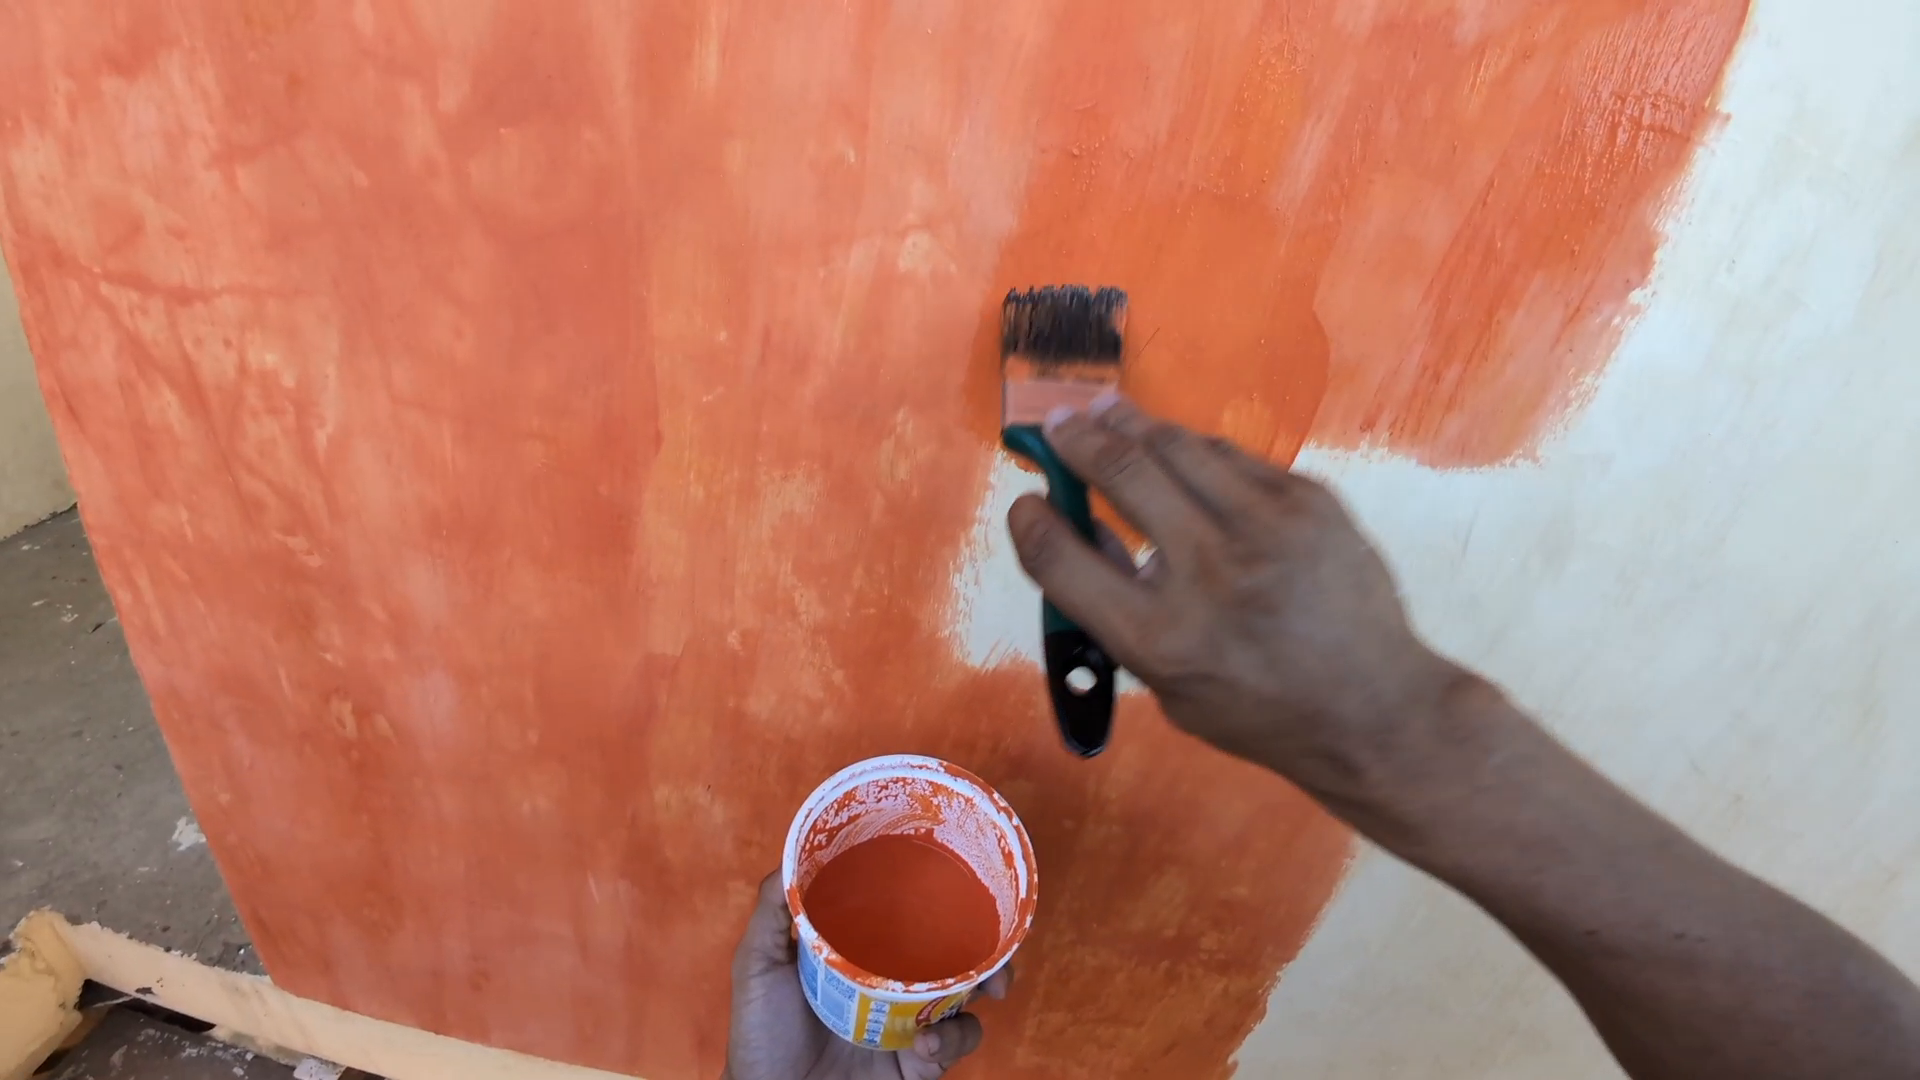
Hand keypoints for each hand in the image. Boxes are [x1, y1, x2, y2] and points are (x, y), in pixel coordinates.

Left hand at [725, 872, 1009, 1079]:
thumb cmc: (763, 1032)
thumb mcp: (757, 963)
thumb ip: (772, 911)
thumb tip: (795, 851)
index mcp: (864, 949)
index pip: (908, 911)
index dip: (936, 892)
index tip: (956, 870)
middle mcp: (894, 978)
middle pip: (952, 947)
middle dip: (984, 939)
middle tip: (998, 936)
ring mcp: (910, 1019)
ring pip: (968, 991)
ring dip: (986, 984)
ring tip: (989, 988)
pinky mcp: (920, 1060)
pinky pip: (957, 1042)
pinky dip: (953, 1041)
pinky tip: (926, 1045)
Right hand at [1005, 396, 1462, 795]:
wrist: (1375, 710)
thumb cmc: (1253, 708)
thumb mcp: (1163, 683)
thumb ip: (1116, 610)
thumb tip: (1086, 527)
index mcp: (1157, 636)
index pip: (1062, 559)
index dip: (1030, 523)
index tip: (1025, 502)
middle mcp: (1207, 571)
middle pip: (1121, 475)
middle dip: (1077, 440)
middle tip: (1056, 424)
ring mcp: (1266, 526)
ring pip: (1177, 447)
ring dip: (1129, 424)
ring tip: (1104, 410)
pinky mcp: (1309, 500)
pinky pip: (1230, 457)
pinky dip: (1189, 449)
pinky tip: (1172, 445)